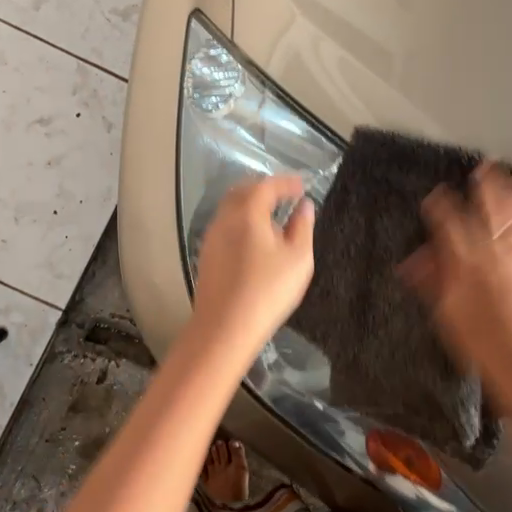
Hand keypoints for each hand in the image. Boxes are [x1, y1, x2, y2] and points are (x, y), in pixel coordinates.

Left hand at [189, 175, 315, 353]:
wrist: (224, 329)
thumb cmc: (268, 291)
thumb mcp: (298, 259)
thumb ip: (303, 227)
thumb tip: (304, 206)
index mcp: (247, 213)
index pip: (267, 185)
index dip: (286, 182)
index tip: (302, 185)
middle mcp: (224, 219)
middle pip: (243, 192)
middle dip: (265, 188)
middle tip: (285, 195)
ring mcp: (211, 238)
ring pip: (230, 209)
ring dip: (251, 205)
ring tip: (272, 216)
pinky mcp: (207, 257)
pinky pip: (226, 227)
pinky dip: (241, 222)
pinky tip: (254, 239)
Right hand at [399, 159, 511, 405]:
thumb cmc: (481, 344)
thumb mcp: (447, 313)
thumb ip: (432, 280)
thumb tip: (413, 260)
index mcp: (469, 261)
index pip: (451, 225)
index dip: (442, 207)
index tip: (437, 195)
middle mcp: (500, 251)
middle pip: (493, 210)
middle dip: (488, 185)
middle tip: (486, 165)